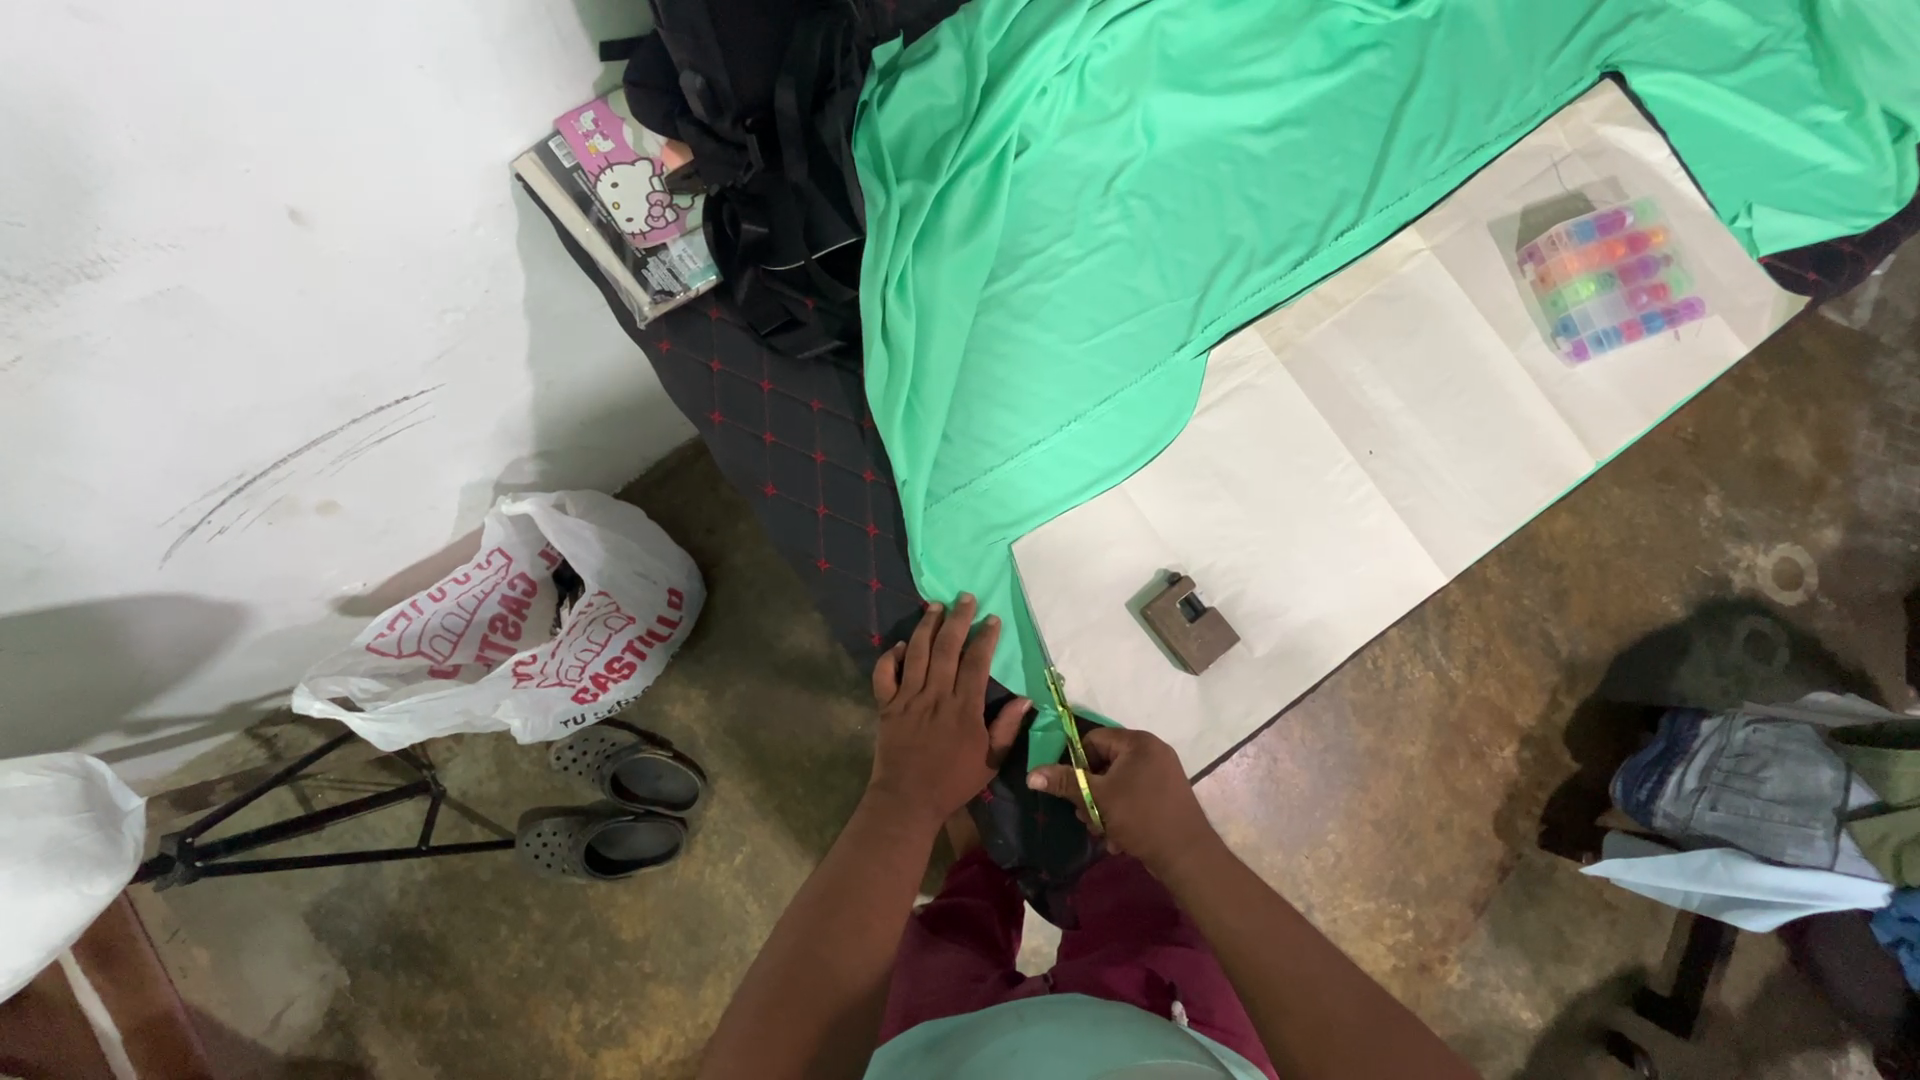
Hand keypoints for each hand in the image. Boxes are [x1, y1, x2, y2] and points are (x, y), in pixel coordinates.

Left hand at [868, 594, 1028, 830]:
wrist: (907, 801)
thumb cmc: (953, 782)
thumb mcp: (990, 760)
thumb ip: (1007, 728)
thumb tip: (1025, 699)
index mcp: (964, 708)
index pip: (976, 662)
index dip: (985, 637)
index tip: (992, 618)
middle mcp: (935, 696)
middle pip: (947, 648)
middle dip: (957, 619)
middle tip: (965, 597)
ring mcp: (907, 699)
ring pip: (917, 653)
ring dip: (926, 626)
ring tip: (935, 605)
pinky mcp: (886, 707)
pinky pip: (885, 675)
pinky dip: (891, 657)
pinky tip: (902, 645)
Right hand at [1027, 726, 1215, 874]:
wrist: (1187, 856)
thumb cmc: (1140, 817)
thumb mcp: (1097, 798)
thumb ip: (1065, 782)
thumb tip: (1031, 774)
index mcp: (1138, 742)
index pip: (1093, 740)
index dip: (1077, 763)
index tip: (1071, 789)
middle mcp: (1153, 751)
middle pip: (1105, 763)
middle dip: (1090, 792)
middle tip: (1084, 816)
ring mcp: (1163, 773)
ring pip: (1118, 783)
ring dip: (1103, 807)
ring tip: (1101, 831)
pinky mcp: (1167, 795)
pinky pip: (1134, 795)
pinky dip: (1122, 814)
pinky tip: (1118, 839)